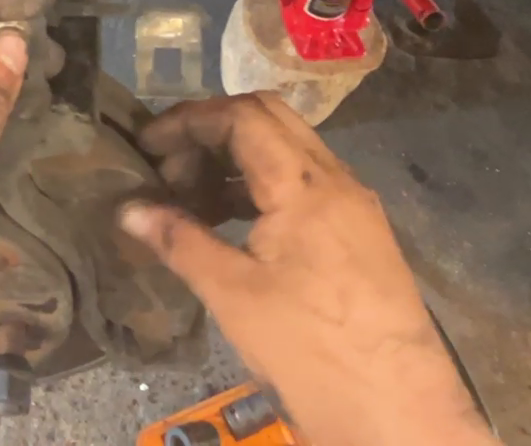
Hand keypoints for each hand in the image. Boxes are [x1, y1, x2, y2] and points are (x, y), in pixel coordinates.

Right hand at [120, 92, 495, 445]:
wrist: (404, 421)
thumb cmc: (311, 351)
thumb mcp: (233, 295)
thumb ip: (178, 240)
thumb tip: (127, 210)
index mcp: (304, 184)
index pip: (241, 115)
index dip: (188, 121)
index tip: (149, 144)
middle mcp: (335, 178)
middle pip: (267, 116)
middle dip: (212, 128)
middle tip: (171, 160)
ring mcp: (354, 203)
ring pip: (287, 146)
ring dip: (236, 155)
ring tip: (192, 194)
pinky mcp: (360, 231)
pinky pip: (303, 179)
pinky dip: (260, 182)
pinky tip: (231, 219)